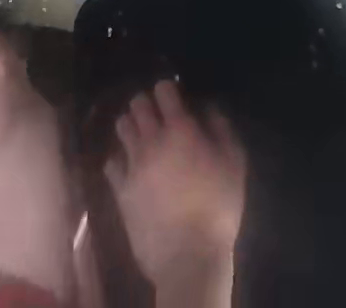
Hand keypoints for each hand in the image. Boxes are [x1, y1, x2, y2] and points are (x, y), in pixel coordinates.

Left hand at [105, 81, 246, 302]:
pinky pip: (111, 162)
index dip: (168, 88)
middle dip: (146, 102)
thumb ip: (221, 127)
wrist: (189, 256)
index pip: (163, 90)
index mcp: (180, 128)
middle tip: (157, 113)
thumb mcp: (234, 161)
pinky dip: (119, 158)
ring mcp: (133, 164)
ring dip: (131, 124)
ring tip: (142, 134)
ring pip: (121, 127)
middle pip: (137, 104)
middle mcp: (152, 139)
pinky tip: (130, 164)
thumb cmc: (218, 205)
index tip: (175, 96)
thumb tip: (208, 107)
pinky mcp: (120, 190)